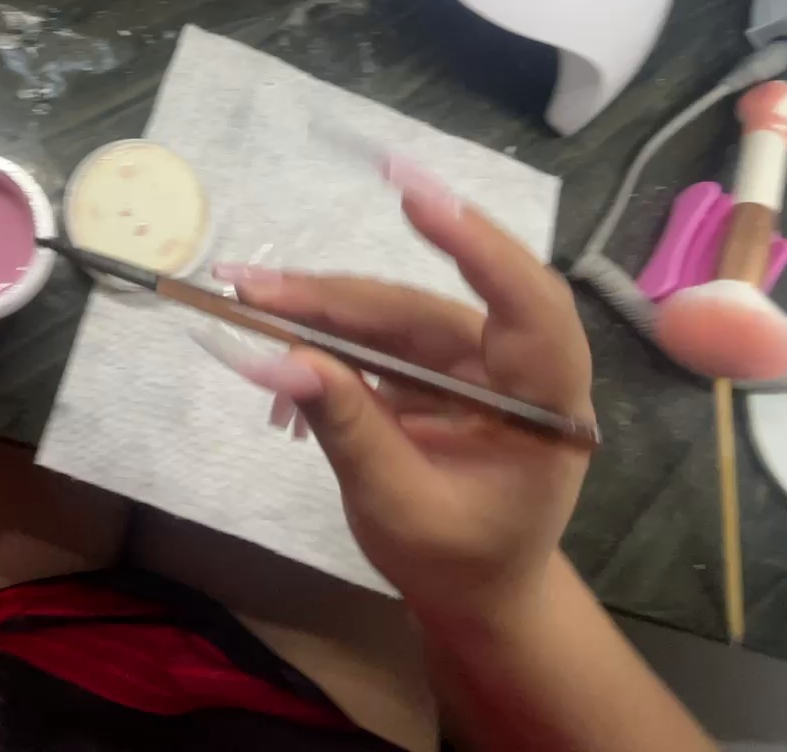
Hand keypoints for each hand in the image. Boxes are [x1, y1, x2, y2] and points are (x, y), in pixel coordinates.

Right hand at [204, 163, 592, 627]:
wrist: (472, 587)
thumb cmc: (458, 561)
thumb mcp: (399, 505)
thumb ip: (347, 428)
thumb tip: (277, 361)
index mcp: (540, 404)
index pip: (529, 308)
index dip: (478, 248)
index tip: (416, 198)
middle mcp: (505, 365)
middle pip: (419, 306)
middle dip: (333, 295)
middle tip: (253, 288)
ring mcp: (461, 360)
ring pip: (384, 311)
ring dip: (314, 304)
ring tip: (246, 297)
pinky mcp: (423, 363)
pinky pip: (367, 333)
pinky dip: (317, 330)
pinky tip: (272, 326)